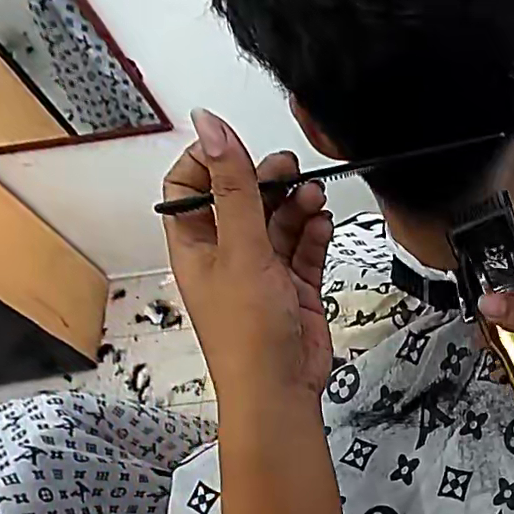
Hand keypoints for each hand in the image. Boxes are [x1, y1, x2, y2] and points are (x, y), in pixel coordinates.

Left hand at [163, 109, 334, 398]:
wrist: (280, 386)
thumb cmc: (247, 336)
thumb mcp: (239, 250)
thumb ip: (233, 187)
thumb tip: (211, 127)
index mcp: (196, 246)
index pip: (190, 188)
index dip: (211, 162)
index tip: (239, 147)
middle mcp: (228, 257)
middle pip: (244, 203)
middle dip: (267, 182)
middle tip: (291, 170)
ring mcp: (264, 274)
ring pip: (280, 226)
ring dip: (297, 208)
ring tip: (314, 197)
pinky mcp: (295, 290)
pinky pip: (305, 252)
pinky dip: (315, 235)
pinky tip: (323, 224)